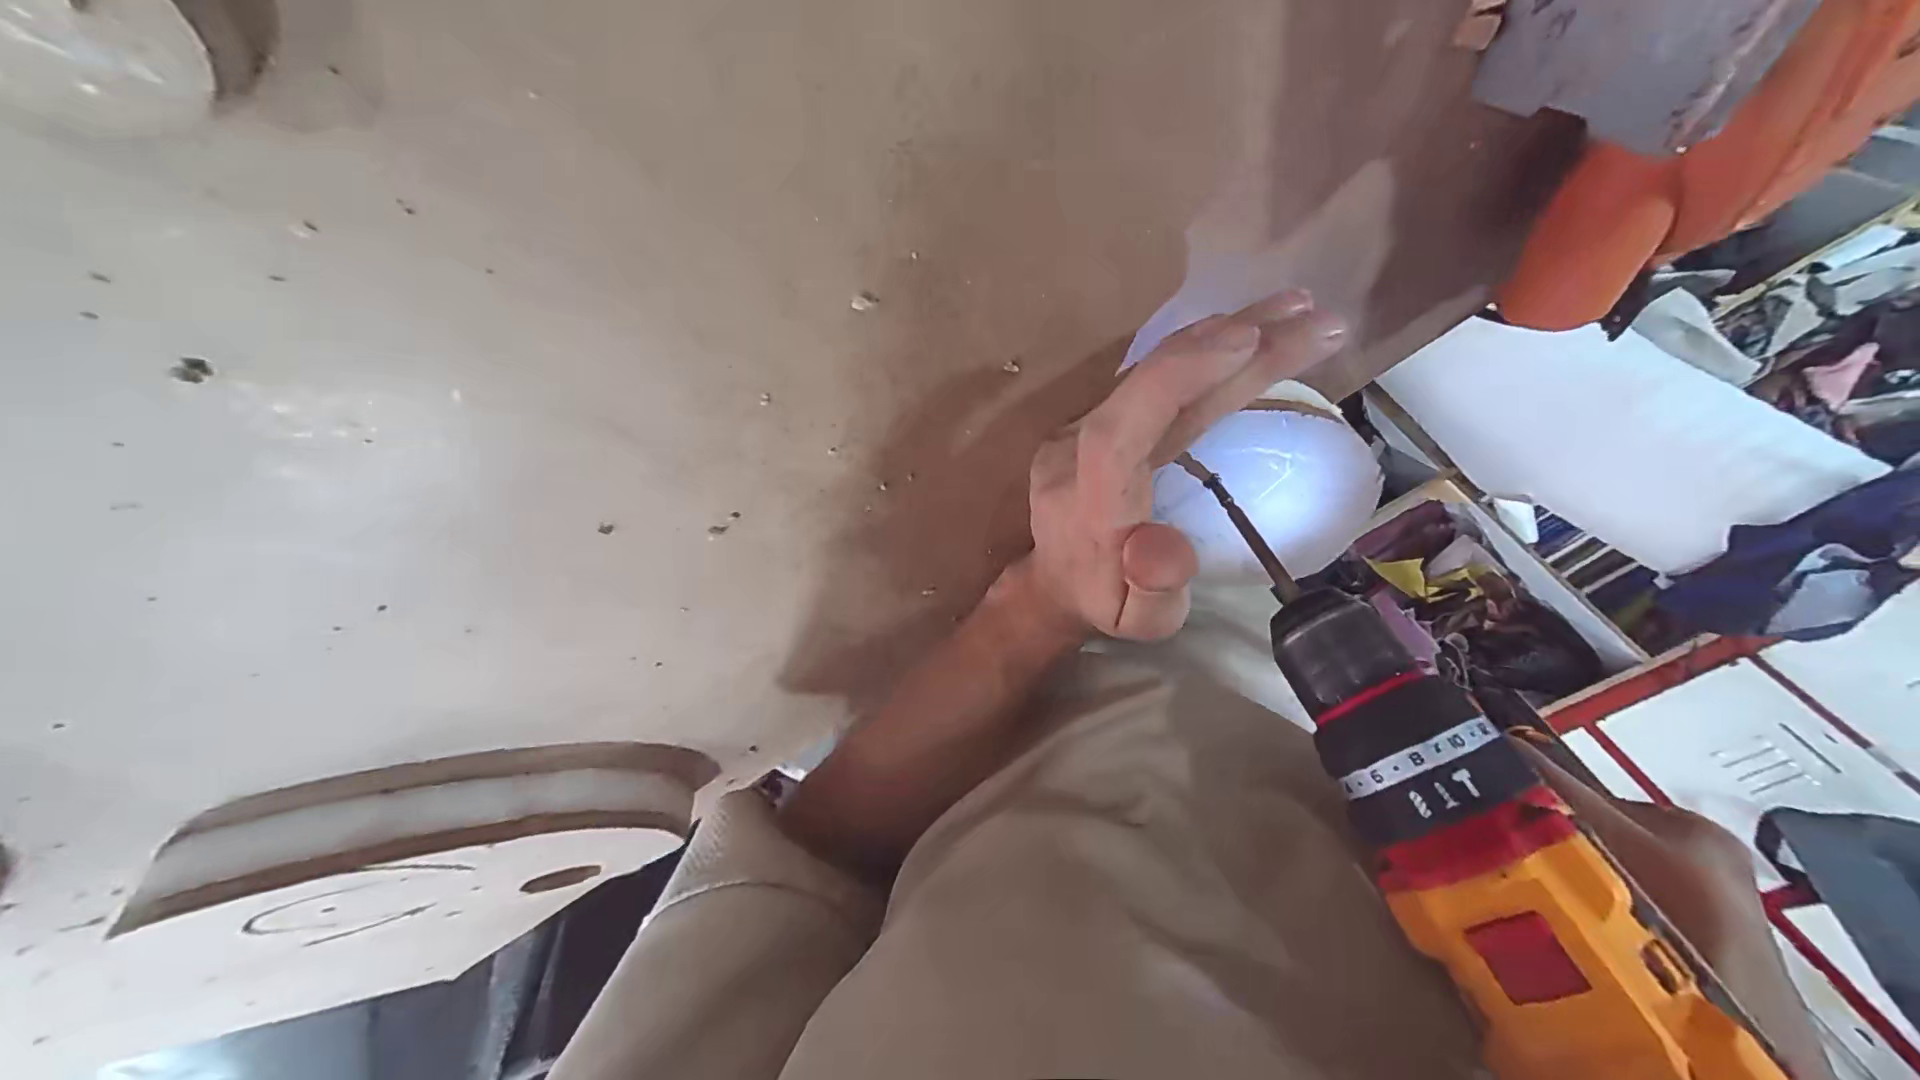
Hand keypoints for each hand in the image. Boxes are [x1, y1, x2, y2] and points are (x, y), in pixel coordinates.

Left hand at [1014, 290, 1347, 640]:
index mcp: (1084, 505)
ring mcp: (1081, 432)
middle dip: (1229, 348)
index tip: (1246, 339)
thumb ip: (1151, 592)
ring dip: (1224, 339)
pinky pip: (1152, 381)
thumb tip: (1166, 551)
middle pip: (1145, 388)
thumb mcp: (1135, 620)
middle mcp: (1074, 455)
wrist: (1057, 581)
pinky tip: (1248, 329)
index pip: (1116, 432)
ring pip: (1153, 374)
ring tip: (1298, 310)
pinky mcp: (1098, 421)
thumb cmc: (1105, 604)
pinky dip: (1203, 354)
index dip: (1174, 379)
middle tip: (1312, 316)